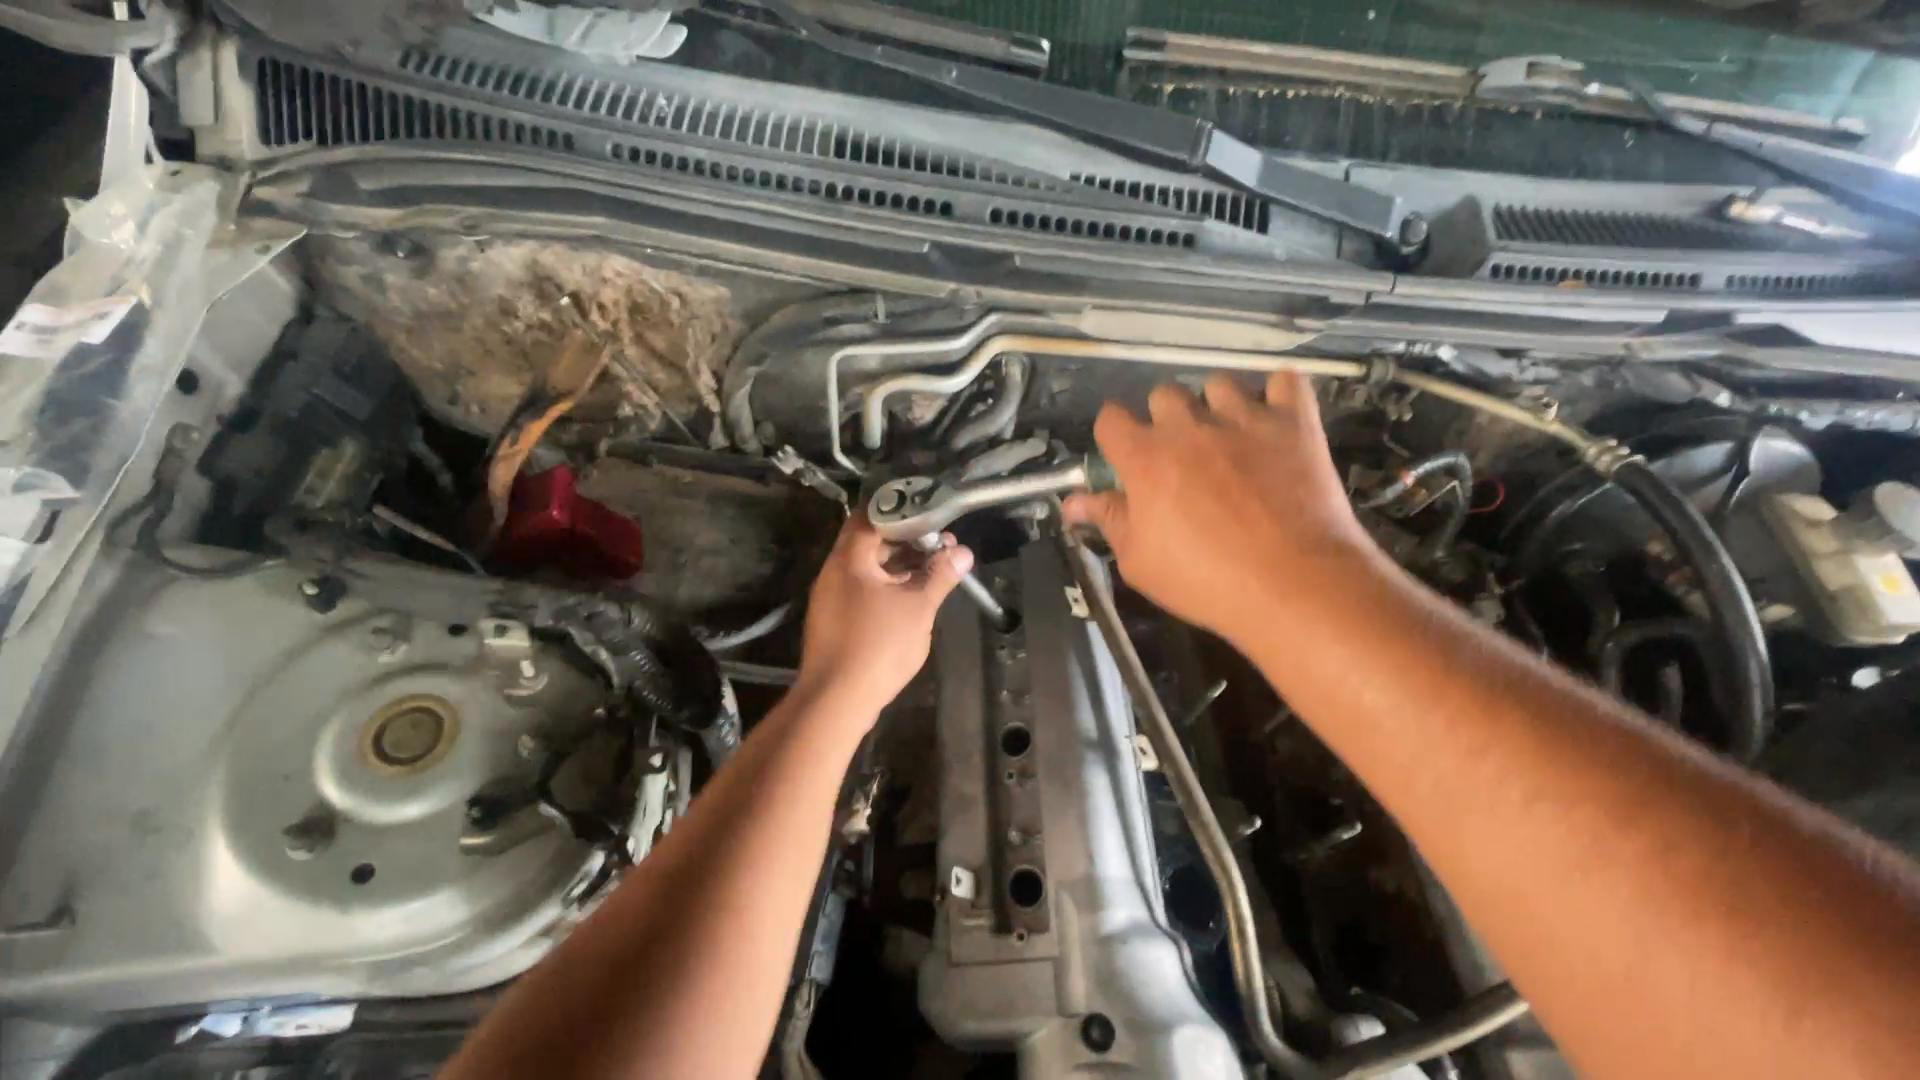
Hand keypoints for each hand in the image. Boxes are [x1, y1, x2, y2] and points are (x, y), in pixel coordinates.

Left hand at [795, 515, 972, 717]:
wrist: (836, 700)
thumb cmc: (878, 645)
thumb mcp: (918, 607)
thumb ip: (940, 575)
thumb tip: (963, 552)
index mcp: (849, 558)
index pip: (871, 515)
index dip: (902, 510)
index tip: (932, 514)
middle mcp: (834, 571)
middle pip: (870, 542)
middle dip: (907, 540)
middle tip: (941, 545)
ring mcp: (831, 597)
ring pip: (867, 569)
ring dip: (899, 566)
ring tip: (934, 571)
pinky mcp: (834, 621)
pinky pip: (862, 591)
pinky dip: (886, 587)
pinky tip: (912, 598)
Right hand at [1063, 374, 1384, 645]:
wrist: (1294, 584)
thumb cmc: (1205, 581)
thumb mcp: (1140, 562)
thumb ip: (1110, 521)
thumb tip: (1074, 502)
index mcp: (1146, 458)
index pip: (1111, 419)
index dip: (1114, 436)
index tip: (1124, 458)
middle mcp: (1190, 426)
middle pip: (1164, 394)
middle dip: (1165, 420)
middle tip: (1180, 456)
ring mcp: (1245, 418)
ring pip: (1219, 384)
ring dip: (1217, 405)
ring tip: (1228, 436)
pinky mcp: (1295, 423)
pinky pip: (1285, 382)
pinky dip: (1278, 395)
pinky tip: (1275, 419)